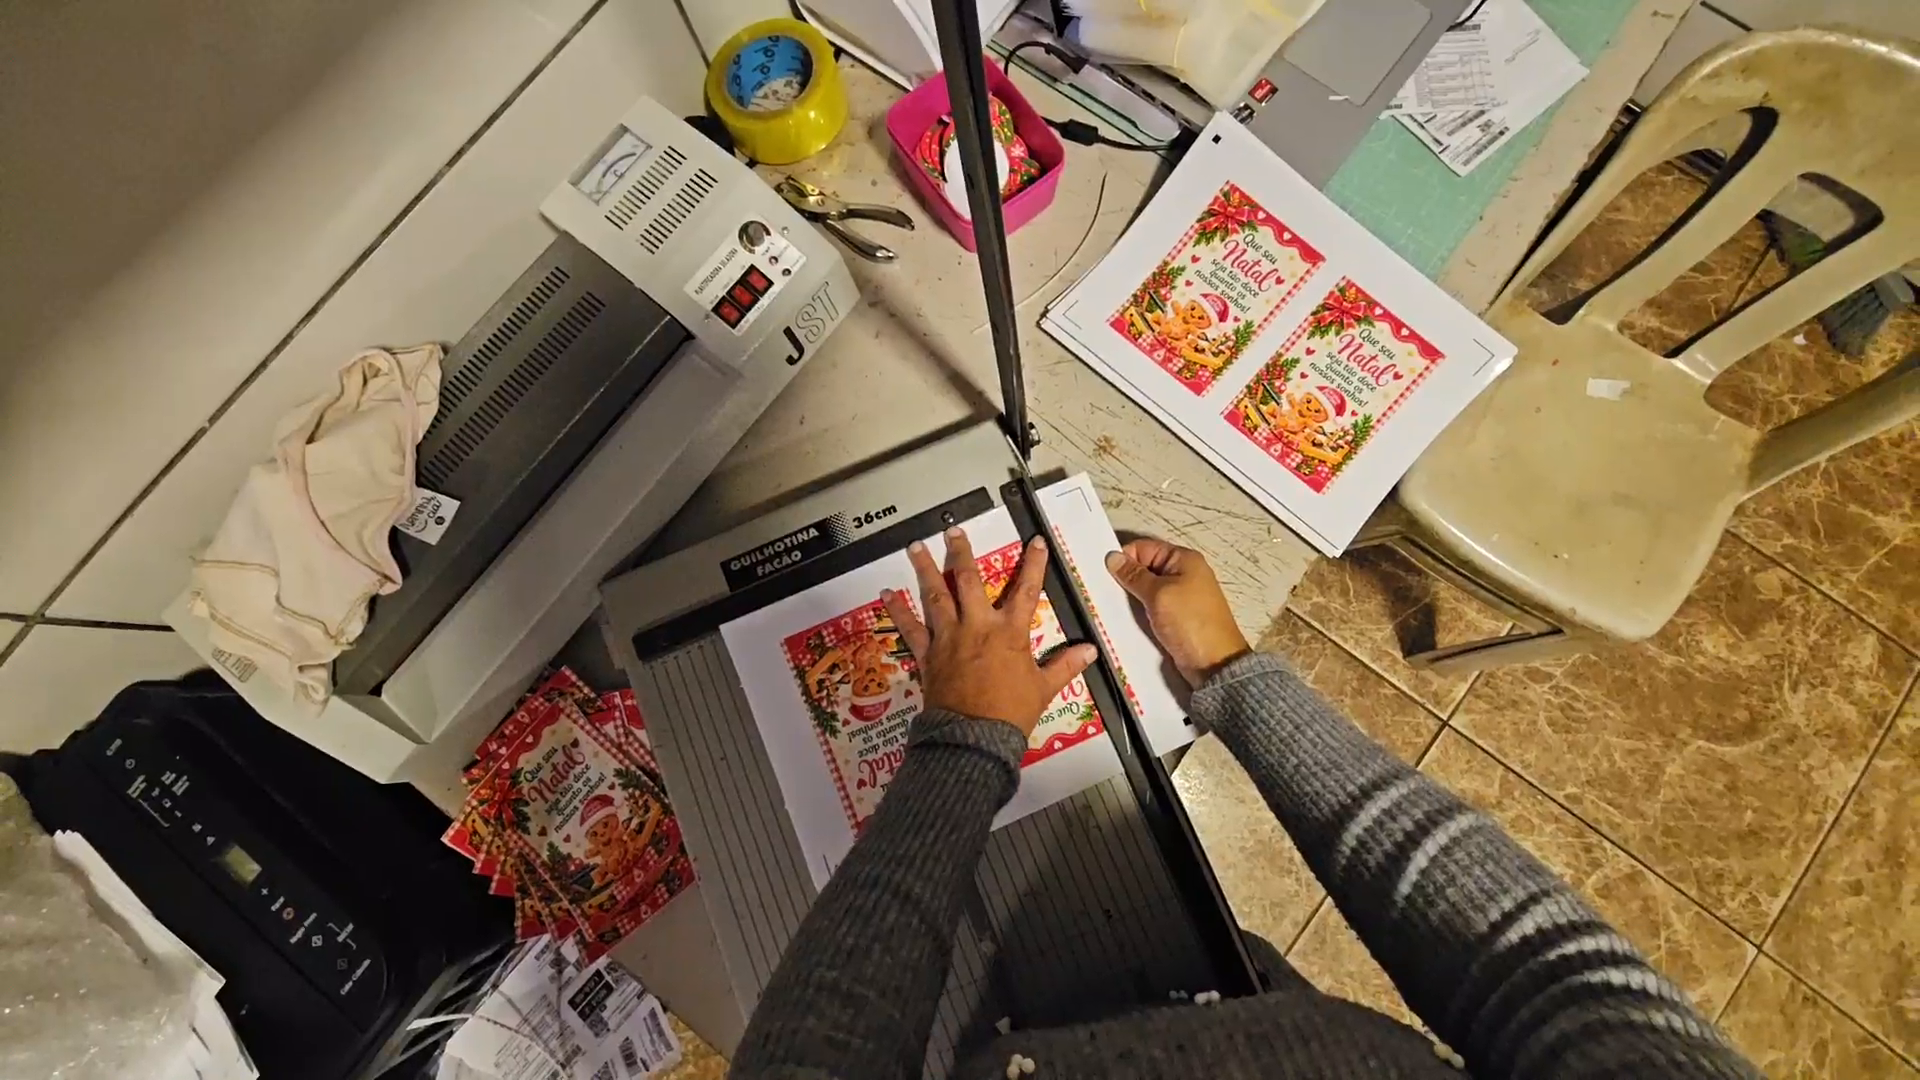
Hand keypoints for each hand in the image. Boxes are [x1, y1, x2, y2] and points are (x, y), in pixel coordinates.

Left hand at [882, 528, 1096, 737]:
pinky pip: (910, 628)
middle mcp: (978, 626)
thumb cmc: (1011, 713)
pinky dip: (898, 611)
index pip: (1027, 591)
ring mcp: (950, 637)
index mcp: (1010, 632)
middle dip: (962, 554)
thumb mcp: (1043, 689)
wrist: (974, 738)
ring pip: (936, 596)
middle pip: (970, 581)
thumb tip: (1091, 651)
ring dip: (925, 569)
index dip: (1033, 564)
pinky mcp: (928, 654)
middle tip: (952, 531)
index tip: (1035, 540)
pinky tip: (887, 593)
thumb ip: (1065, 665)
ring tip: (915, 546)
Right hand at [1104, 539, 1249, 687]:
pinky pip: (1150, 606)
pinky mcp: (1175, 615)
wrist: (1213, 663)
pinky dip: (1138, 609)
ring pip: (1145, 588)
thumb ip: (1134, 575)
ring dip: (1130, 596)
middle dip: (1125, 577)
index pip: (1144, 547)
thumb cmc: (1190, 622)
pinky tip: (1125, 617)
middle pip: (1144, 567)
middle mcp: (1182, 573)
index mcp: (1183, 559)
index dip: (1124, 558)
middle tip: (1104, 590)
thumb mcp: (1158, 594)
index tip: (1105, 573)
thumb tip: (1113, 558)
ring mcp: (1179, 595)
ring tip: (1112, 605)